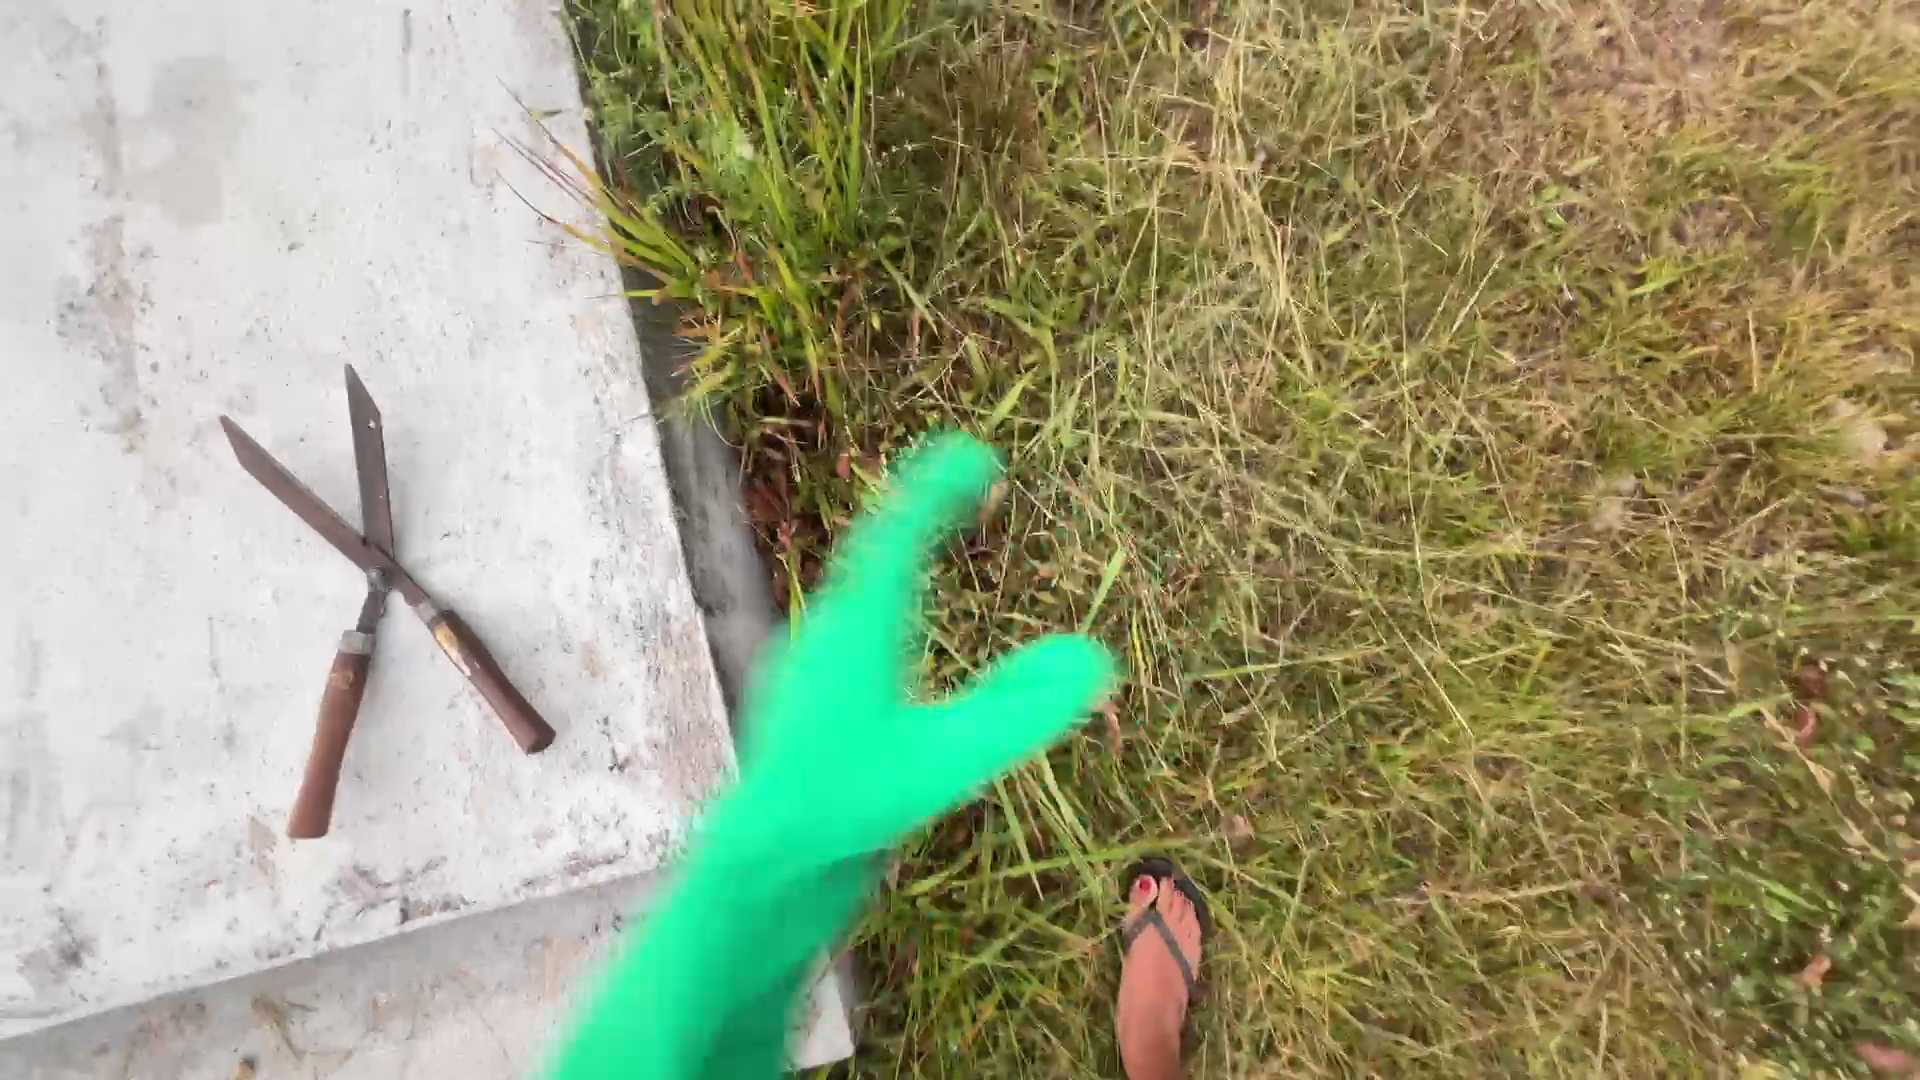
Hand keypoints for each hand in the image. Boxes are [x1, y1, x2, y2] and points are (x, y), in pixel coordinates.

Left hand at [719, 431, 1116, 861]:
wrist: (763, 863)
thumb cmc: (848, 806)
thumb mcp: (947, 760)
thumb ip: (1022, 708)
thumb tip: (1096, 660)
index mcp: (858, 626)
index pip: (900, 531)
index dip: (938, 487)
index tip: (981, 457)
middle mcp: (829, 627)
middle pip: (879, 544)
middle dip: (927, 505)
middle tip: (974, 480)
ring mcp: (815, 657)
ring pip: (865, 580)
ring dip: (906, 545)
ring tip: (942, 521)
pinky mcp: (814, 689)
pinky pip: (860, 615)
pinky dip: (894, 589)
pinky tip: (904, 611)